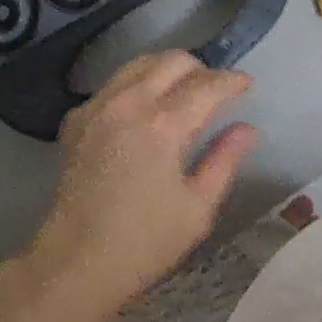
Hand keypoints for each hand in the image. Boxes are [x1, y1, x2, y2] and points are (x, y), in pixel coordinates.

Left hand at [25, 51, 258, 313]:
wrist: (75, 262)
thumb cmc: (144, 243)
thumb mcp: (197, 209)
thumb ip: (224, 161)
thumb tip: (247, 129)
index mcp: (163, 125)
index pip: (207, 86)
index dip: (231, 81)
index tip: (246, 84)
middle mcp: (129, 102)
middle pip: (172, 60)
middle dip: (200, 69)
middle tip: (214, 91)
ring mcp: (98, 105)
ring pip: (139, 63)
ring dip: (167, 70)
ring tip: (181, 92)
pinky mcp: (77, 117)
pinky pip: (113, 84)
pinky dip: (135, 86)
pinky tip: (142, 112)